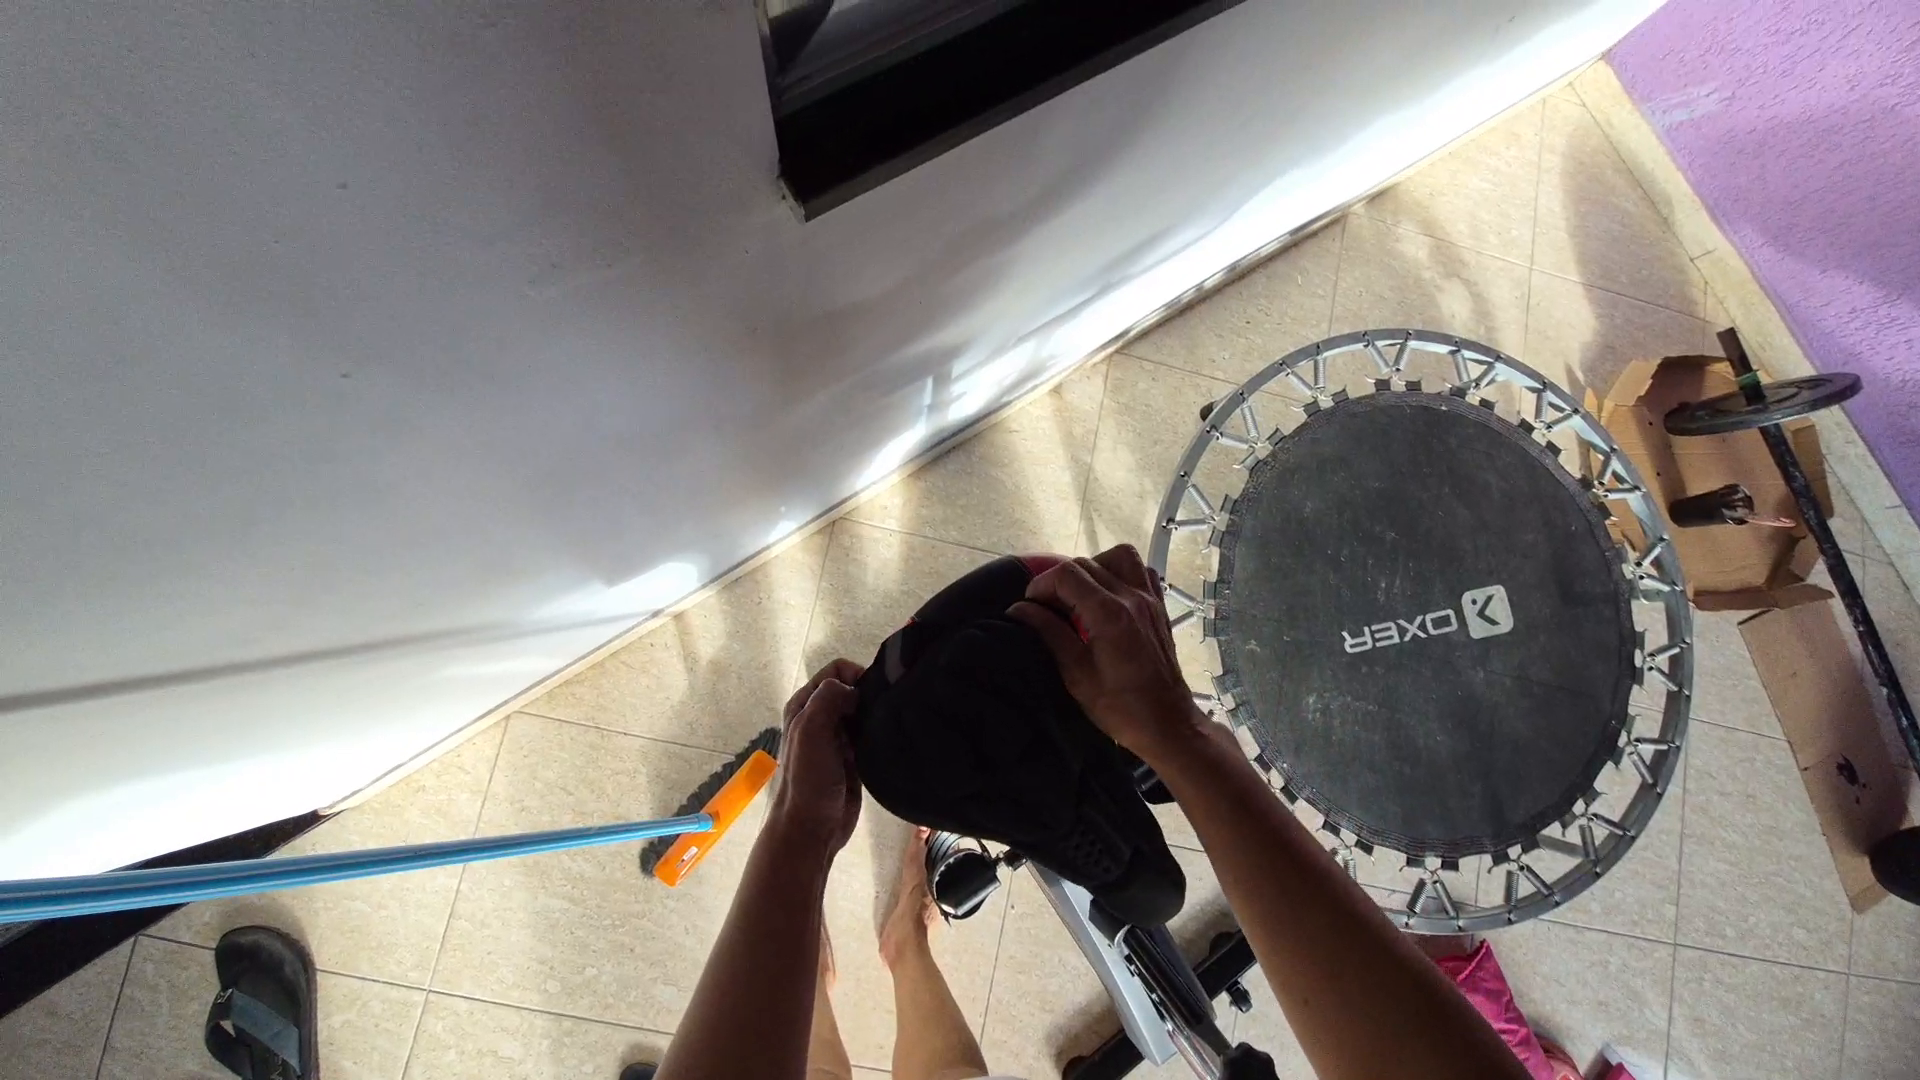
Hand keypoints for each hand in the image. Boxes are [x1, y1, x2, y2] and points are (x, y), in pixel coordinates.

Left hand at [768, 659, 864, 856]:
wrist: (811, 829)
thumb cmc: (808, 780)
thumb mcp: (811, 730)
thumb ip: (830, 698)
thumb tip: (856, 690)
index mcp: (804, 704)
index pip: (837, 670)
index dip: (855, 677)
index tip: (868, 699)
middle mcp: (819, 716)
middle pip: (852, 689)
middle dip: (868, 697)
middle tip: (880, 716)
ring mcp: (836, 738)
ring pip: (863, 712)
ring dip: (874, 718)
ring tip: (883, 732)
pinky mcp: (852, 757)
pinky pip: (870, 735)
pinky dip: (878, 736)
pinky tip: (884, 746)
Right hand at [1007, 545, 1208, 764]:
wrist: (1168, 724)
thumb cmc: (1120, 707)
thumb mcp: (1076, 674)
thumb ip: (1049, 633)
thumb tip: (1019, 609)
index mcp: (1109, 613)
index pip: (1066, 575)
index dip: (1041, 585)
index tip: (1030, 606)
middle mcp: (1132, 597)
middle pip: (1086, 564)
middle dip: (1058, 580)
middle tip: (1047, 608)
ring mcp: (1150, 599)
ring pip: (1119, 556)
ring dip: (1092, 567)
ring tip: (1080, 594)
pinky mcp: (1159, 607)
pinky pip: (1142, 571)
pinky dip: (1121, 573)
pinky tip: (1109, 595)